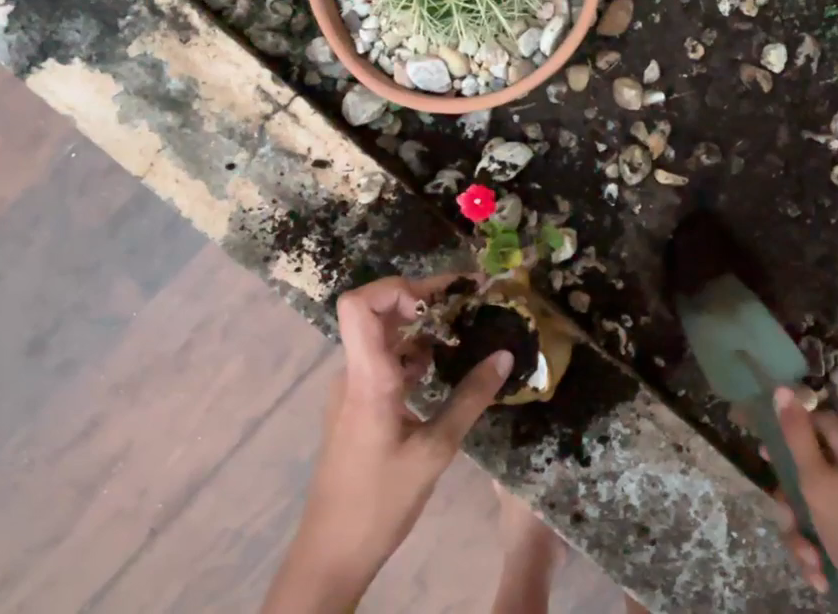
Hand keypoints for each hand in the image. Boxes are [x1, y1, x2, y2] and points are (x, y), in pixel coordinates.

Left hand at [261, 275, 511, 612]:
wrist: (333, 550)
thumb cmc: (381, 501)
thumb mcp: (436, 450)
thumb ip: (470, 398)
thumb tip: (505, 355)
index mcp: (368, 377)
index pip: (360, 304)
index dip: (397, 287)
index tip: (441, 300)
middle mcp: (354, 373)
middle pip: (377, 312)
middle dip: (423, 299)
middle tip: (469, 305)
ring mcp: (352, 388)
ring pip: (382, 336)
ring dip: (421, 327)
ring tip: (465, 333)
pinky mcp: (357, 404)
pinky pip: (383, 361)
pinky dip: (414, 353)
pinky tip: (445, 369)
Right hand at [770, 387, 837, 611]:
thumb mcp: (816, 480)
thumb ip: (796, 435)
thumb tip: (782, 388)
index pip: (815, 421)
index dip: (787, 436)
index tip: (767, 460)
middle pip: (816, 467)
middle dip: (795, 501)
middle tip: (789, 522)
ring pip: (825, 499)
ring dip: (807, 530)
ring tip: (809, 560)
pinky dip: (827, 541)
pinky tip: (822, 569)